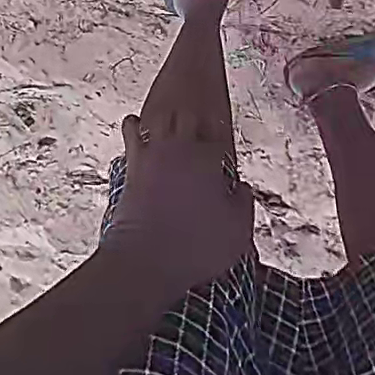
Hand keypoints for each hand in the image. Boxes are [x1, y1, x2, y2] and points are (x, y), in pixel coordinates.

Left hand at [98, 114, 254, 298]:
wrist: (146, 259)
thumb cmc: (195, 248)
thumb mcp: (236, 232)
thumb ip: (243, 204)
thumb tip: (243, 188)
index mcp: (209, 160)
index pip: (219, 136)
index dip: (221, 139)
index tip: (220, 148)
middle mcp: (182, 148)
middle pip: (190, 115)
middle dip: (196, 119)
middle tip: (199, 127)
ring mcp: (155, 152)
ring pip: (162, 116)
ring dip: (168, 118)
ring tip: (172, 123)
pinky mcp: (133, 162)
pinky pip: (131, 129)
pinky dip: (134, 124)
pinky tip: (136, 125)